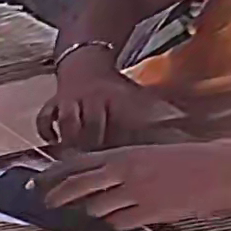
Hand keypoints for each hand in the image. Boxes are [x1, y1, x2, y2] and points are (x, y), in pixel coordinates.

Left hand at [35, 143, 230, 228]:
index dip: (49, 175)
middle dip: (55, 197)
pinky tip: (122, 221)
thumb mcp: (148, 153)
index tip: (34, 184)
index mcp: (123, 153)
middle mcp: (124, 170)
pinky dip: (115, 224)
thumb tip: (87, 177)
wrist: (229, 173)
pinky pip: (118, 223)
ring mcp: (137, 191)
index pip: (74, 163)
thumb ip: (118, 164)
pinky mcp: (151, 211)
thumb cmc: (189, 162)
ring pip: (94, 208)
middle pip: (74, 187)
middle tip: (47, 205)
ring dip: (91, 213)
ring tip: (95, 212)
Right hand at [37, 45, 186, 148]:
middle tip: (91, 167)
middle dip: (91, 147)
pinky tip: (52, 141)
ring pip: (67, 123)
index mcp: (117, 99)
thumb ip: (161, 117)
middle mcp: (92, 98)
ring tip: (70, 159)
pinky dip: (46, 131)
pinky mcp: (52, 103)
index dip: (119, 144)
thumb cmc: (116, 90)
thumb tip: (185, 137)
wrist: (86, 64)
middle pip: (91, 127)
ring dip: (69, 141)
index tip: (120, 160)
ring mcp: (70, 100)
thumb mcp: (141, 98)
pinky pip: (45, 118)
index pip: (118, 125)